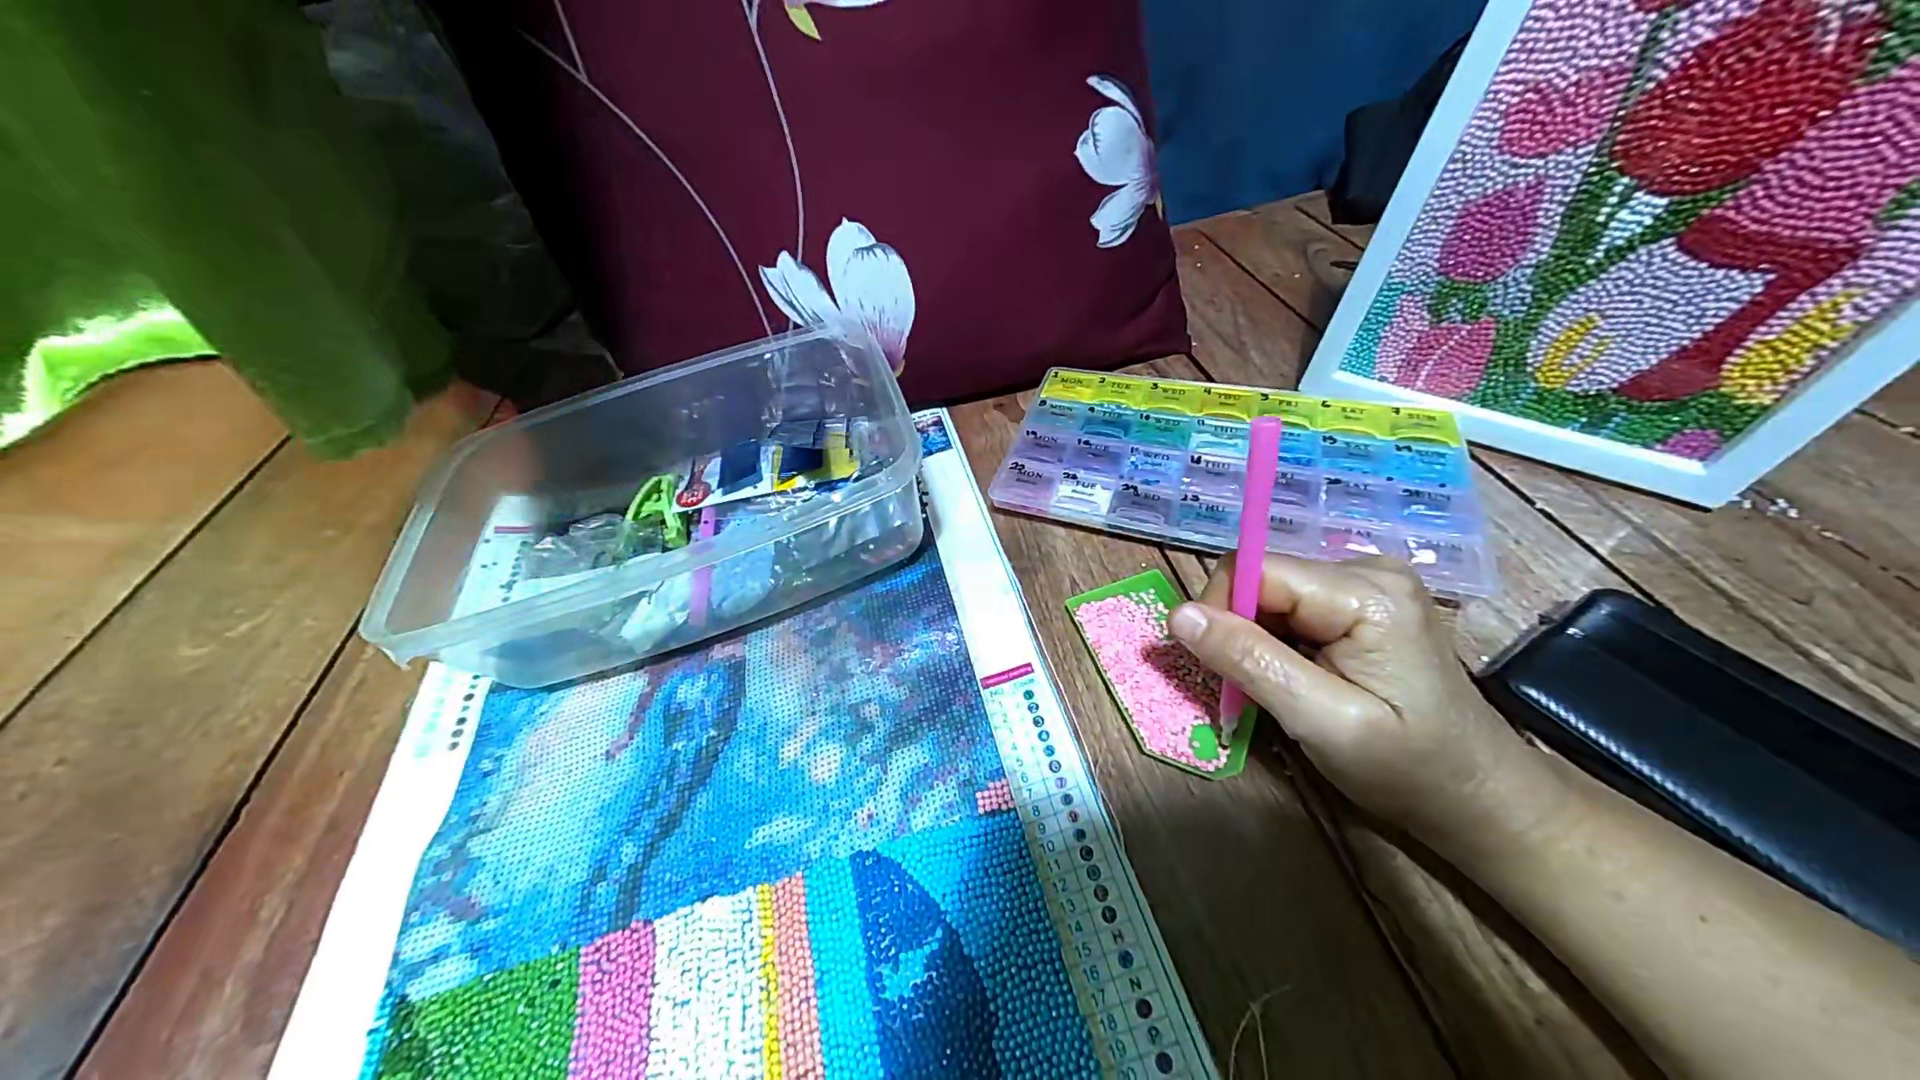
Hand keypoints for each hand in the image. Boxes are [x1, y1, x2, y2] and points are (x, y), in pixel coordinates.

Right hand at [1170, 554, 1564, 847]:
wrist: (1479, 794)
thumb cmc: (1408, 767)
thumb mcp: (1320, 720)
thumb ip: (1249, 661)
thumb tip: (1178, 615)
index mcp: (1366, 592)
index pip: (1254, 570)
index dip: (1219, 613)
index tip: (1221, 671)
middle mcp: (1368, 569)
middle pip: (1262, 580)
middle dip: (1239, 632)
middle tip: (1249, 691)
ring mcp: (1369, 583)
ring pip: (1271, 595)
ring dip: (1255, 641)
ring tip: (1279, 691)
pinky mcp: (1364, 601)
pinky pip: (1292, 607)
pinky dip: (1276, 643)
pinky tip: (1298, 678)